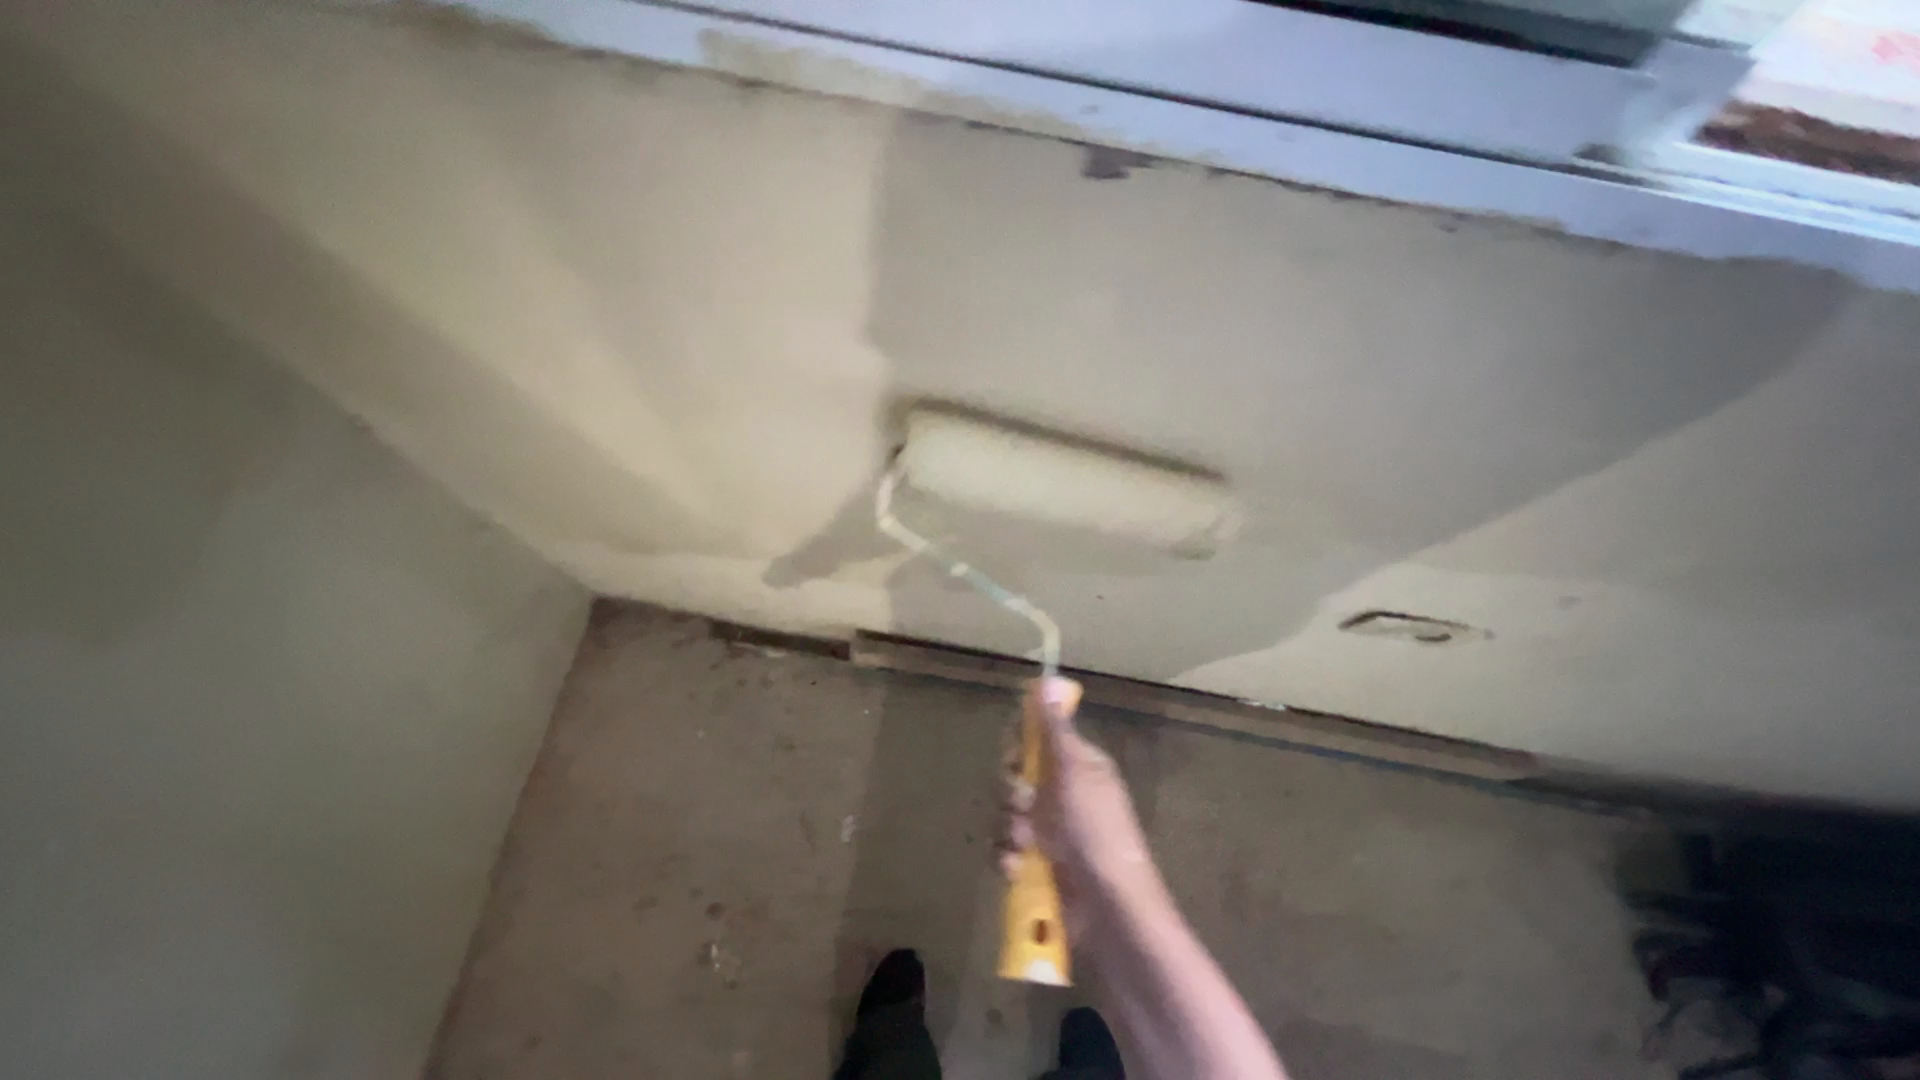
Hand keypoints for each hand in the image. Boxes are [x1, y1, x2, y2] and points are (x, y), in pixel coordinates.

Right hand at [1001, 676, 1159, 919]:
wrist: (1108, 910)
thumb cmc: (1096, 833)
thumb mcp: (1075, 773)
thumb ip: (1055, 730)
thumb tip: (1048, 680)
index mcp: (1077, 766)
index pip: (1035, 738)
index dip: (1018, 747)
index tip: (1016, 759)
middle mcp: (1063, 793)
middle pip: (1013, 776)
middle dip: (1011, 795)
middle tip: (1025, 809)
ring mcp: (1051, 831)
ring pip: (1005, 814)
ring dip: (1008, 830)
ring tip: (1024, 848)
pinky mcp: (1038, 864)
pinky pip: (1005, 848)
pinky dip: (1007, 859)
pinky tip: (1016, 870)